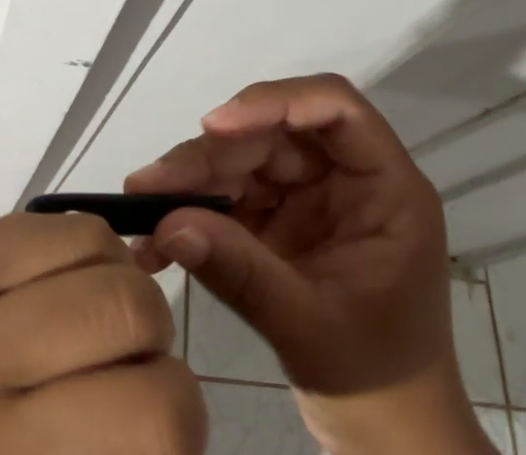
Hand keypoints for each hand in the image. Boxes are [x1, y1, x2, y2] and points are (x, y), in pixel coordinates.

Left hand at [0, 213, 203, 453]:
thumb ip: (125, 450)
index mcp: (8, 448)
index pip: (157, 407)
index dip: (181, 420)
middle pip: (131, 304)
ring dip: (115, 281)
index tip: (155, 434)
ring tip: (85, 327)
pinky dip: (73, 253)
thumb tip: (177, 409)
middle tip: (121, 372)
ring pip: (98, 241)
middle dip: (152, 338)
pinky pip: (52, 219)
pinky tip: (48, 295)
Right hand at [127, 75, 492, 454]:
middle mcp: (347, 181)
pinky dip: (193, 216)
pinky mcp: (281, 226)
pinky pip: (232, 202)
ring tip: (140, 213)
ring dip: (192, 182)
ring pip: (245, 163)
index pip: (336, 110)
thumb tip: (167, 225)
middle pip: (275, 136)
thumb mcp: (308, 324)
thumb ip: (241, 272)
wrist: (384, 431)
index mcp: (384, 188)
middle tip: (148, 186)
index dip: (276, 102)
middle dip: (211, 155)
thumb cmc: (374, 375)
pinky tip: (155, 240)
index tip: (214, 125)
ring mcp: (311, 202)